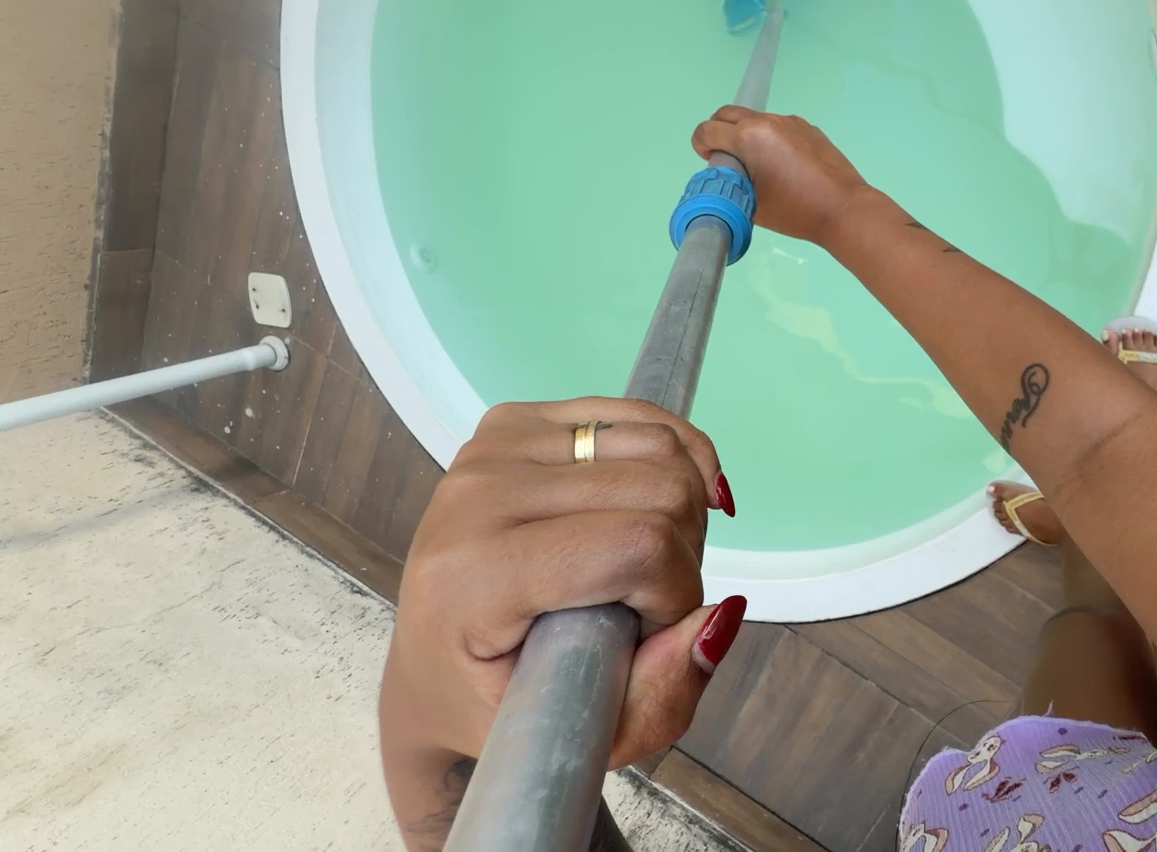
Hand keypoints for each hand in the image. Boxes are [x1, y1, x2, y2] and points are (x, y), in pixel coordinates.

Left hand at [380, 398, 746, 799]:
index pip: (637, 546)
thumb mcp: (585, 739)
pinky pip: (641, 416)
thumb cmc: (500, 706)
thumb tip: (723, 615)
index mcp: (473, 576)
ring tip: (656, 551)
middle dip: (685, 549)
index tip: (656, 629)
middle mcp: (475, 494)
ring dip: (686, 504)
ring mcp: (494, 447)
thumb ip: (664, 694)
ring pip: (661, 445)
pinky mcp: (517, 420)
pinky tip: (675, 497)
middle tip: (657, 593)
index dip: (678, 590)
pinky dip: (683, 454)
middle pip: (661, 487)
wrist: (433, 669)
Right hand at [692, 105, 870, 244]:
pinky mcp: (810, 129)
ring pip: (756, 119)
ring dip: (748, 135)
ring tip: (762, 166)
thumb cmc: (796, 212)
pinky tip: (787, 167)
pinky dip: (773, 139)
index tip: (712, 162)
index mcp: (748, 138)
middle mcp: (768, 122)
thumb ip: (733, 181)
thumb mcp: (751, 204)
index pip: (707, 130)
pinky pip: (780, 127)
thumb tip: (731, 173)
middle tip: (729, 159)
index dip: (702, 147)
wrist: (844, 209)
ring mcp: (792, 123)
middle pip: (727, 114)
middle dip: (720, 132)